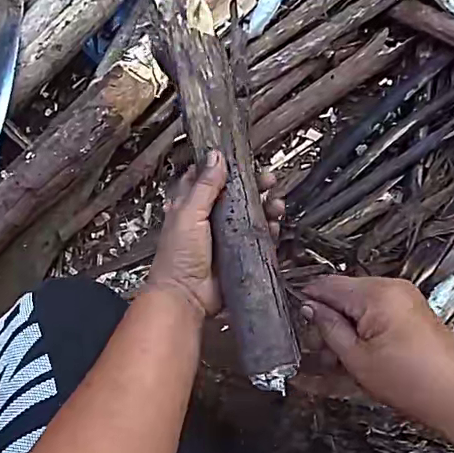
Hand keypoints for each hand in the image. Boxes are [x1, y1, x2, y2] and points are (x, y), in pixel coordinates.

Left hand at [143, 151, 282, 318]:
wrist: (186, 296)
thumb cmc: (178, 257)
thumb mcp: (189, 214)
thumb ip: (205, 186)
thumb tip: (215, 156)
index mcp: (189, 206)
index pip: (208, 179)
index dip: (224, 168)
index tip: (242, 159)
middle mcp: (208, 220)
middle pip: (236, 195)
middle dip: (254, 186)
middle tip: (268, 180)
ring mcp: (225, 237)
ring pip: (251, 214)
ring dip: (265, 206)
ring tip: (275, 203)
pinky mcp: (239, 253)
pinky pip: (258, 238)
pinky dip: (269, 229)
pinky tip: (275, 223)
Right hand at [299, 275, 453, 429]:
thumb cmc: (412, 381)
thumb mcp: (355, 358)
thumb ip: (328, 328)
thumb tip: (310, 308)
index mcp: (375, 294)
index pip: (326, 284)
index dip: (308, 300)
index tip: (296, 318)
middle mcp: (391, 286)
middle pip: (342, 292)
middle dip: (327, 317)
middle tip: (319, 348)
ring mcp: (403, 295)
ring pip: (356, 301)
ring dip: (344, 324)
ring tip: (338, 356)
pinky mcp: (410, 307)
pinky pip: (374, 308)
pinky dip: (362, 326)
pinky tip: (358, 351)